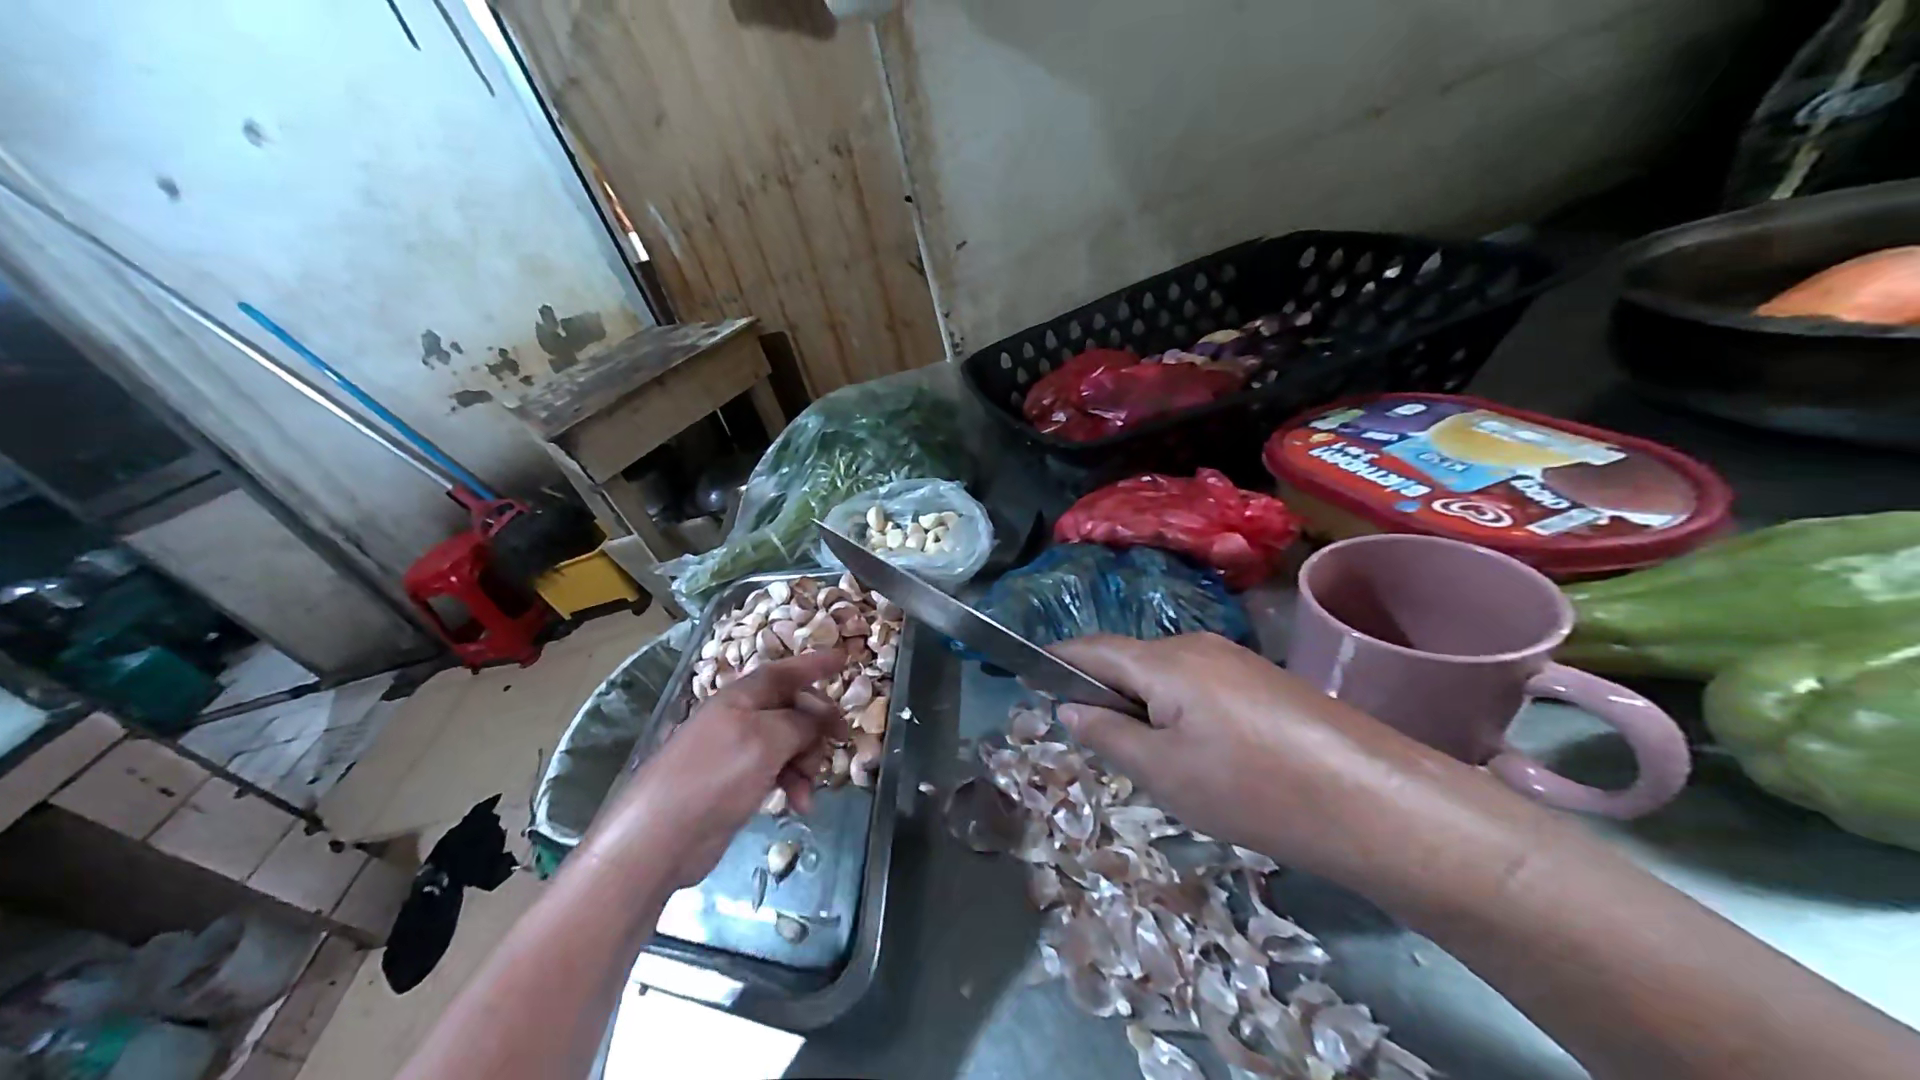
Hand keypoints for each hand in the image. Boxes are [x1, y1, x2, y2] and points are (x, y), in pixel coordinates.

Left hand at [595, 649, 845, 888]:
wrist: (661, 838)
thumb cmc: (714, 775)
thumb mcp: (766, 739)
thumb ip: (801, 722)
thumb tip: (821, 717)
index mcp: (741, 697)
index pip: (784, 671)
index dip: (814, 664)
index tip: (844, 659)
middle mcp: (740, 718)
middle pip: (793, 709)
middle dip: (818, 725)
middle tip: (841, 741)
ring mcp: (738, 752)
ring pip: (790, 743)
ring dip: (807, 761)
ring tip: (810, 786)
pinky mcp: (737, 784)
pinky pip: (778, 772)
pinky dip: (793, 784)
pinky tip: (800, 804)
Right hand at [1049, 632, 1480, 883]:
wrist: (1373, 802)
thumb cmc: (1251, 789)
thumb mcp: (1164, 773)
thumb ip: (1108, 734)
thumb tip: (1068, 708)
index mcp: (1163, 661)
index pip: (1091, 649)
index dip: (1055, 662)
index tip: (1027, 681)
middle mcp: (1196, 645)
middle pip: (1128, 660)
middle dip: (1102, 692)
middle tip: (1095, 744)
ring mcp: (1234, 659)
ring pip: (1164, 675)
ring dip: (1142, 705)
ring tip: (1149, 759)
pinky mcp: (1261, 679)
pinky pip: (1198, 685)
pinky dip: (1177, 710)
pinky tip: (1196, 754)